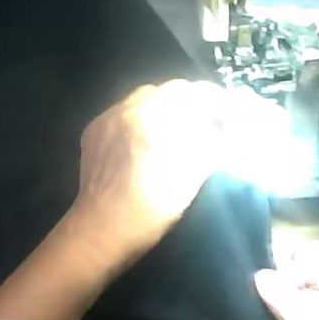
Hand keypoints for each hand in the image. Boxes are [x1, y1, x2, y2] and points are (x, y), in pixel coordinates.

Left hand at [65, 80, 229, 266]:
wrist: (102, 228)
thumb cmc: (152, 209)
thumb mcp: (192, 177)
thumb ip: (213, 144)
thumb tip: (225, 129)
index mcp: (156, 118)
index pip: (192, 92)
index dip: (212, 99)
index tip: (223, 113)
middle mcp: (129, 109)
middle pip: (168, 91)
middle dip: (187, 103)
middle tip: (201, 122)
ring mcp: (108, 117)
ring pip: (143, 97)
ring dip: (161, 107)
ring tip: (171, 130)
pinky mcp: (93, 129)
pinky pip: (121, 111)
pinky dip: (137, 118)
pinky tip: (141, 140)